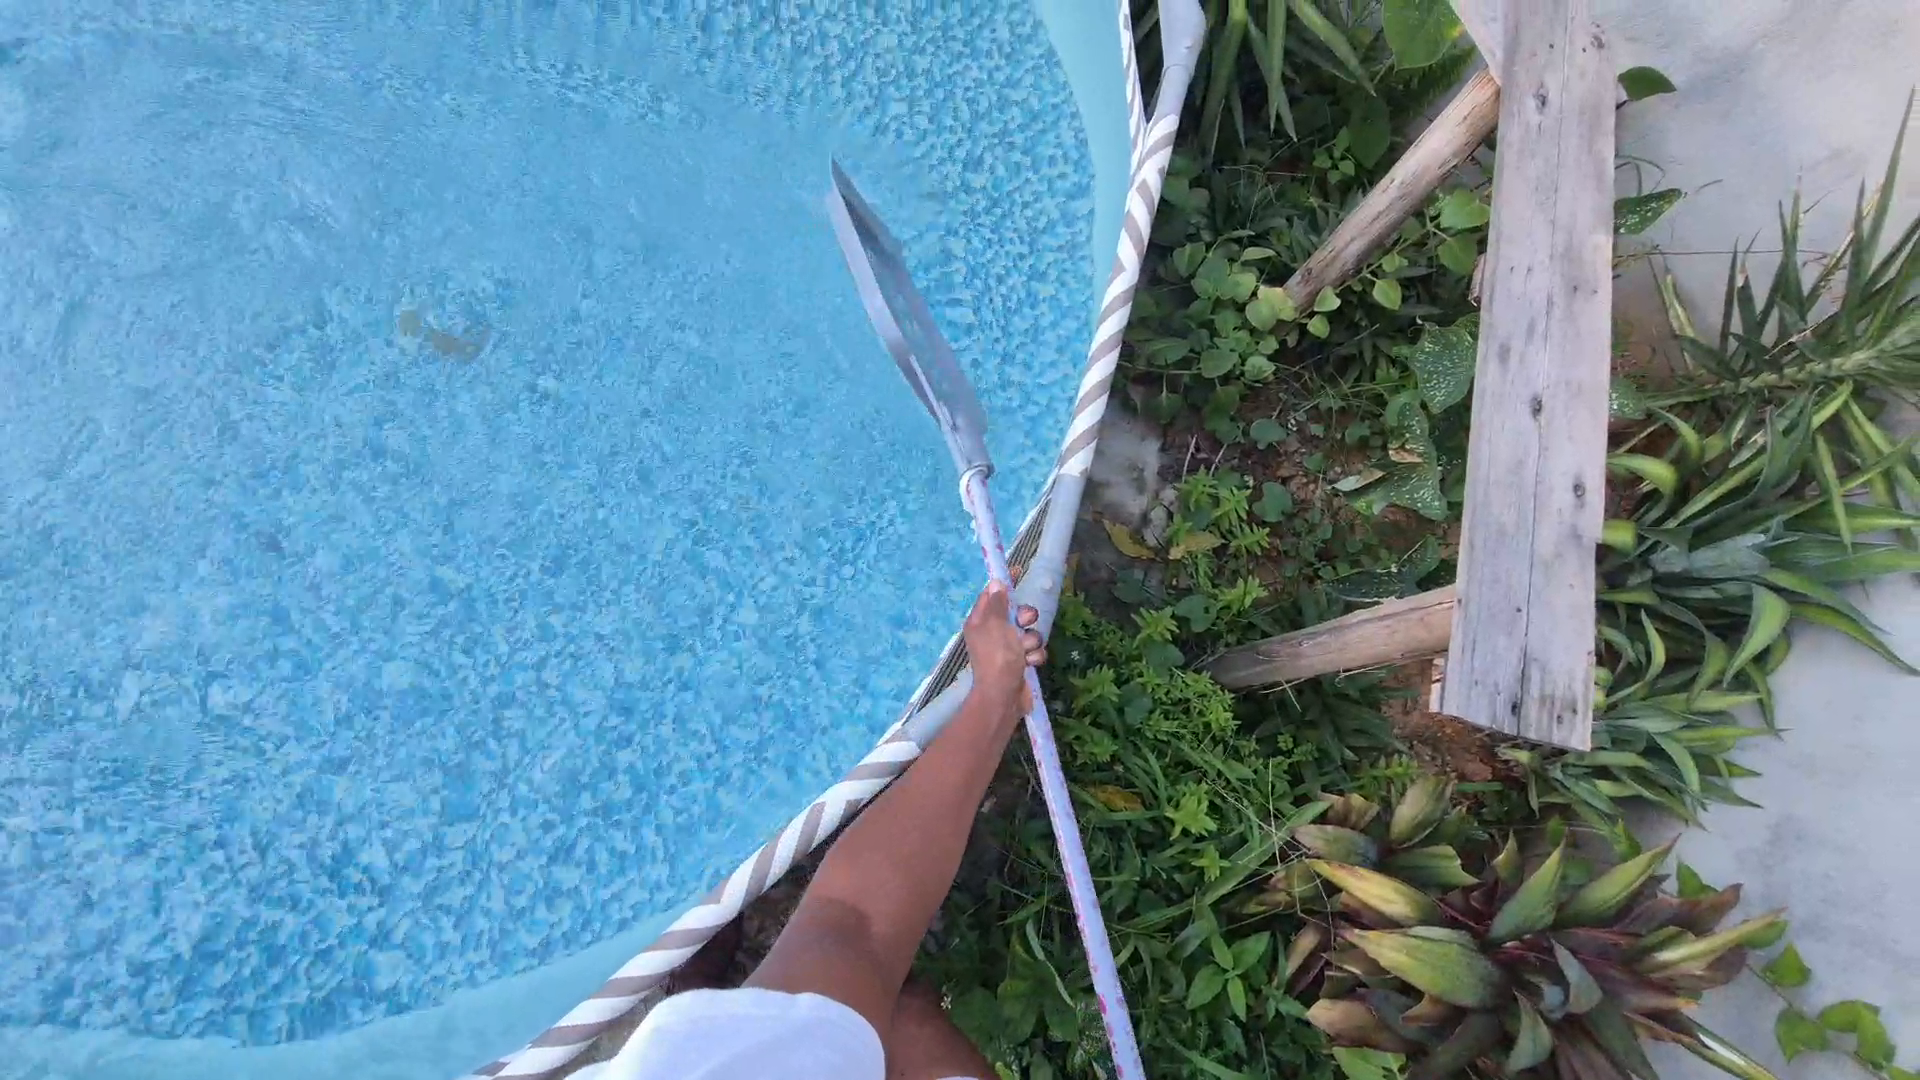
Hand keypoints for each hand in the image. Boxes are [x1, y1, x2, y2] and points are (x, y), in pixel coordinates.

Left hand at [963, 582, 1045, 721]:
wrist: (1004, 696)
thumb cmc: (997, 657)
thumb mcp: (995, 624)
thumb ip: (997, 603)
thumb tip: (996, 583)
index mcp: (980, 622)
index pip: (991, 596)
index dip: (1003, 585)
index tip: (1017, 571)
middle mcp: (993, 634)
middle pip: (1016, 613)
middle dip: (1025, 617)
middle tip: (1025, 622)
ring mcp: (1008, 649)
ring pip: (1029, 632)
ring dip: (1031, 640)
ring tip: (1025, 651)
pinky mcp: (1021, 663)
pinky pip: (1034, 651)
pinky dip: (1034, 657)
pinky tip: (1029, 664)